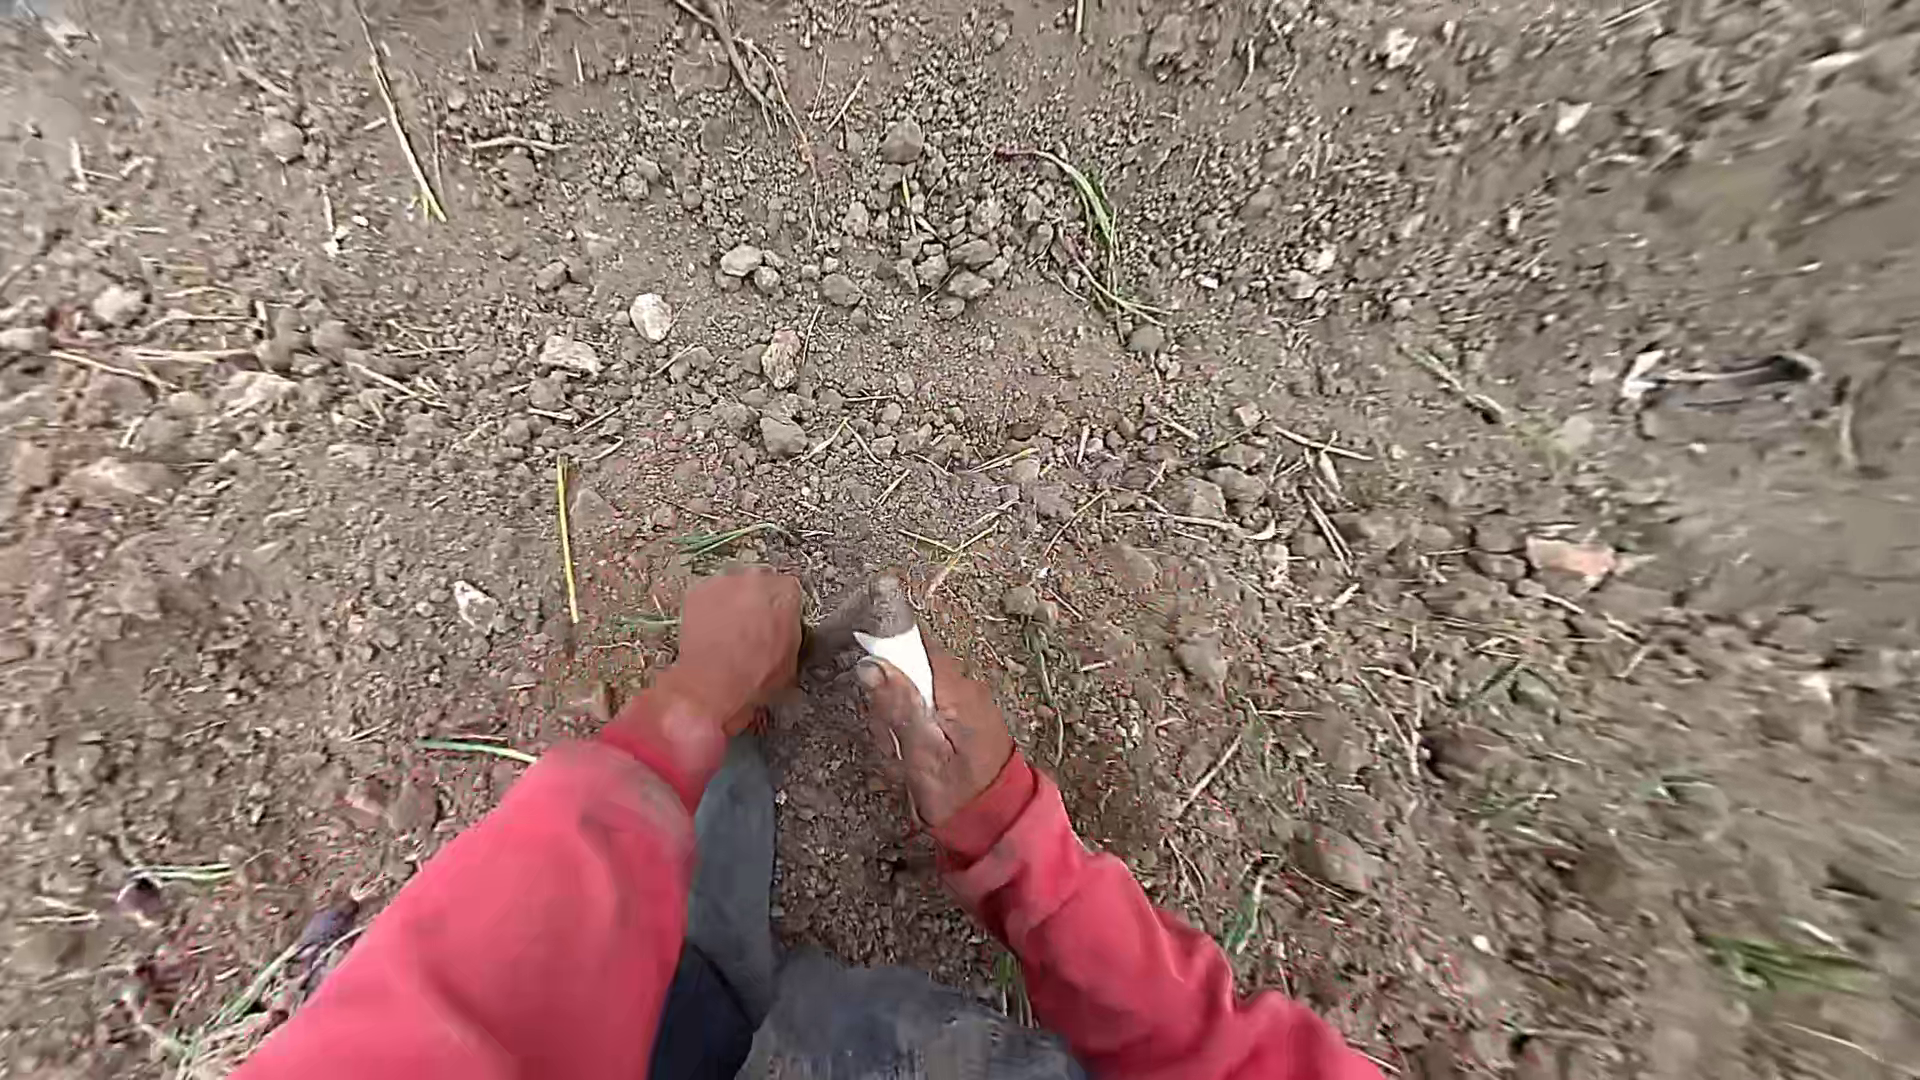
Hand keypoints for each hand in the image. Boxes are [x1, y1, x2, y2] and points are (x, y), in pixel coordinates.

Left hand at [660, 566, 801, 732]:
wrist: (716, 684)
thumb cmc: (756, 674)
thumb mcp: (792, 656)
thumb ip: (790, 631)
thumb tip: (785, 634)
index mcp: (786, 591)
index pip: (789, 588)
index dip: (782, 607)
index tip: (776, 619)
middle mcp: (756, 579)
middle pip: (759, 582)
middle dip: (756, 600)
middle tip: (751, 626)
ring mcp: (724, 583)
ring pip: (731, 587)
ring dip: (731, 603)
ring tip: (728, 631)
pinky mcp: (697, 592)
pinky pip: (707, 596)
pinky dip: (708, 610)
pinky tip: (709, 632)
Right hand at [856, 633, 1012, 827]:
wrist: (998, 824)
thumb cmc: (960, 795)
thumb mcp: (922, 755)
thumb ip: (899, 708)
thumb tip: (872, 665)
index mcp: (957, 691)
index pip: (917, 645)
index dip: (888, 653)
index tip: (873, 683)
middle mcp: (966, 687)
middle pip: (913, 670)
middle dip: (892, 700)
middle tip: (891, 739)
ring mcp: (967, 702)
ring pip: (916, 692)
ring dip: (901, 720)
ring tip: (904, 755)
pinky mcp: (964, 717)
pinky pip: (929, 709)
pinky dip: (915, 730)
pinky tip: (916, 756)